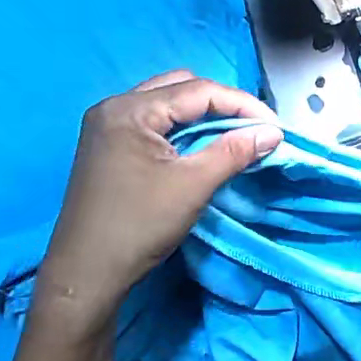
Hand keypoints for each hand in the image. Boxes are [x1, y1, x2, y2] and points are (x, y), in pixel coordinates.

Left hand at [37, 71, 281, 319]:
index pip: (197, 90)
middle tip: (252, 128)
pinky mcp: (106, 146)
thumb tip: (273, 132)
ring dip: (200, 116)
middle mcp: (113, 107)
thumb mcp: (193, 186)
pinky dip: (180, 129)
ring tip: (232, 136)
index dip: (241, 103)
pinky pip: (152, 123)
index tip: (274, 125)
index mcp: (129, 110)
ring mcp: (106, 126)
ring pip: (165, 104)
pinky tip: (199, 146)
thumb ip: (234, 152)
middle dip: (220, 104)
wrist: (86, 272)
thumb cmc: (139, 226)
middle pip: (179, 88)